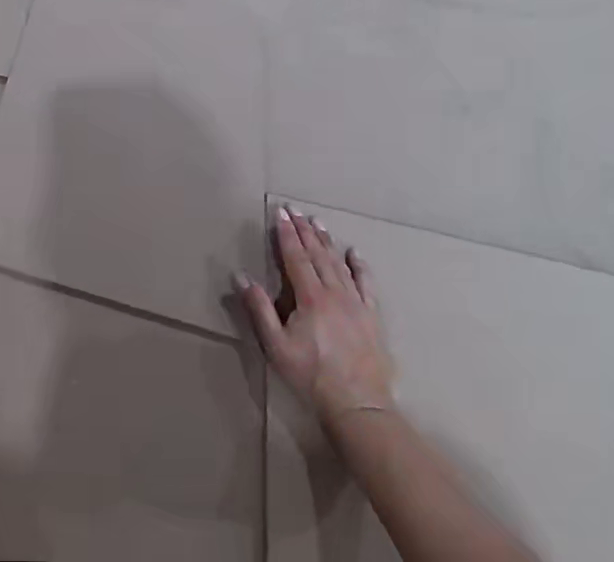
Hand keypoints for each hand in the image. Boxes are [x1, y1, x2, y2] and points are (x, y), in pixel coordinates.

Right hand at [235, 207, 393, 419]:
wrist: (358, 404)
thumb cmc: (311, 375)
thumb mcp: (276, 345)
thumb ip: (259, 309)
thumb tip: (241, 277)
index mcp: (310, 297)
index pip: (295, 257)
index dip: (286, 234)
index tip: (280, 213)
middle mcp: (335, 293)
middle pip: (317, 254)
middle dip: (304, 230)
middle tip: (295, 209)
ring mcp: (356, 303)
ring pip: (339, 263)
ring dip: (326, 241)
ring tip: (317, 222)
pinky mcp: (372, 317)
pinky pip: (366, 284)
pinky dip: (359, 266)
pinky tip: (354, 252)